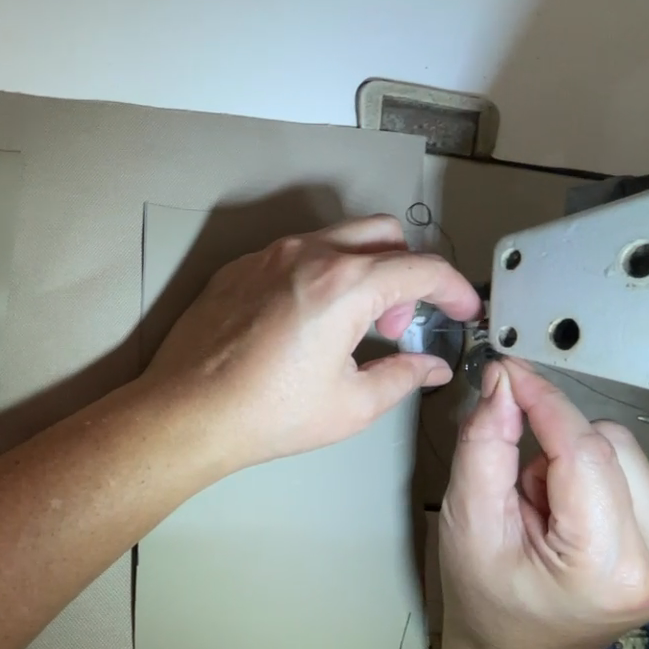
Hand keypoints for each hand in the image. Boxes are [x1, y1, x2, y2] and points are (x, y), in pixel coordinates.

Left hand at [137, 214, 479, 473]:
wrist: (186, 412)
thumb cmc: (266, 413)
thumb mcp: (351, 403)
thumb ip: (402, 375)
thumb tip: (428, 366)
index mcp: (343, 284)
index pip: (422, 268)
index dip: (454, 289)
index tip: (461, 311)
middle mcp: (304, 255)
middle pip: (381, 234)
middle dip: (405, 269)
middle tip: (395, 322)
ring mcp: (263, 257)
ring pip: (333, 238)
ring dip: (360, 268)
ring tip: (350, 322)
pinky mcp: (235, 270)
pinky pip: (290, 254)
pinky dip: (315, 273)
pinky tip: (305, 318)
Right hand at [439, 357, 648, 648]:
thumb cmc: (487, 597)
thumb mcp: (469, 525)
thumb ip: (483, 451)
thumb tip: (502, 386)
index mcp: (614, 564)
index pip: (587, 452)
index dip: (544, 402)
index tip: (505, 369)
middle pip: (611, 444)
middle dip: (552, 446)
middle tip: (516, 491)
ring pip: (624, 452)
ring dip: (570, 462)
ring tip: (541, 509)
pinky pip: (634, 472)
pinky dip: (590, 478)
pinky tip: (568, 515)